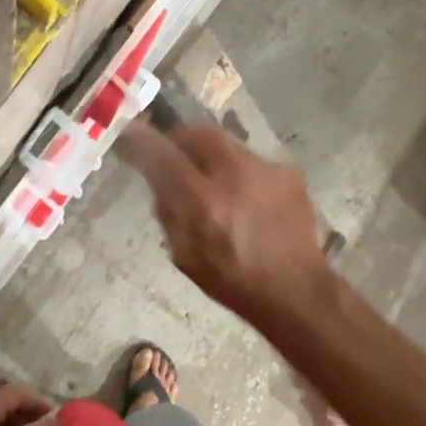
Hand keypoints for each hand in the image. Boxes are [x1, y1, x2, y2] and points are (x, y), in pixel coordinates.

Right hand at [116, 119, 329, 323]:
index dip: (142, 141)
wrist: (294, 290)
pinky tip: (244, 198)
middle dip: (180, 140)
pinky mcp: (288, 173)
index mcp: (203, 203)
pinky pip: (252, 161)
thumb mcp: (185, 256)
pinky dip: (239, 173)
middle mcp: (235, 176)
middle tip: (173, 154)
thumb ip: (168, 214)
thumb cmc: (232, 282)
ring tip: (211, 181)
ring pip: (227, 145)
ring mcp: (266, 170)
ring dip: (211, 156)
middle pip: (198, 134)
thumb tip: (160, 183)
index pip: (162, 155)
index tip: (131, 134)